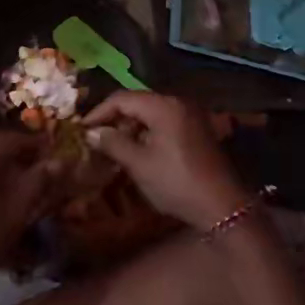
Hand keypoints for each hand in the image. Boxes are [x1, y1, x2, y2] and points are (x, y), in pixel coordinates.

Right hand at [85, 93, 251, 227]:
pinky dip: (147, 132)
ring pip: (151, 113)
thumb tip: (92, 133)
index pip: (121, 98)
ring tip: (113, 148)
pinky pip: (164, 123)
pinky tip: (137, 152)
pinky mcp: (197, 130)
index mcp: (163, 106)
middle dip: (114, 120)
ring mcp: (191, 116)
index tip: (82, 130)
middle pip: (137, 102)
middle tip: (96, 139)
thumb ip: (113, 143)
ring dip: (130, 127)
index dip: (98, 112)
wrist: (222, 206)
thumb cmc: (176, 182)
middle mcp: (178, 103)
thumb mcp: (139, 164)